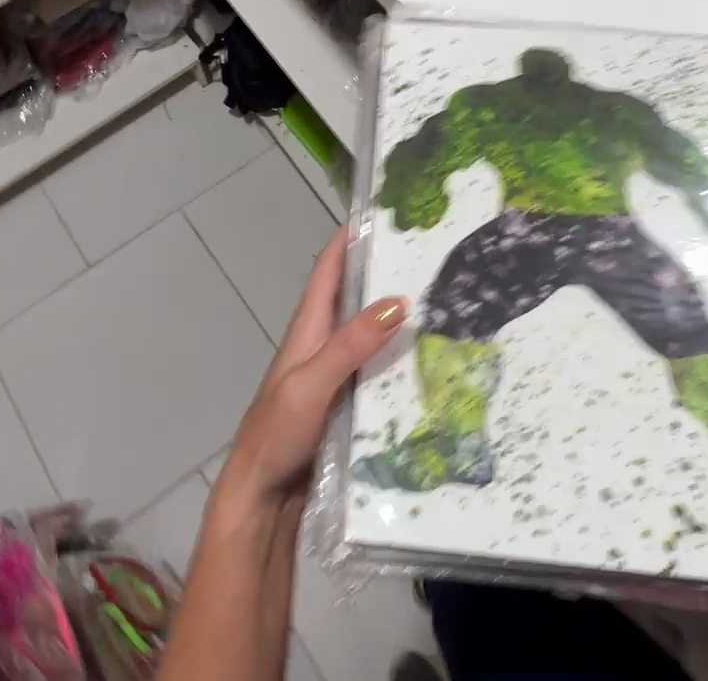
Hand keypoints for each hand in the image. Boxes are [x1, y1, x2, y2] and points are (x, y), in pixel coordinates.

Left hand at [215, 226, 406, 509]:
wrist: (263, 496)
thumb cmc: (277, 433)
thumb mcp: (312, 384)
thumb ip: (350, 344)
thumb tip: (398, 299)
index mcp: (307, 329)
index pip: (328, 269)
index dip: (349, 238)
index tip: (383, 211)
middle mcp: (322, 343)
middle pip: (354, 296)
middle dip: (386, 271)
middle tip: (433, 253)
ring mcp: (335, 373)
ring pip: (370, 332)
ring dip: (398, 314)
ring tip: (445, 298)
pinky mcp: (348, 402)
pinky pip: (377, 367)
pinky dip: (400, 355)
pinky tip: (431, 359)